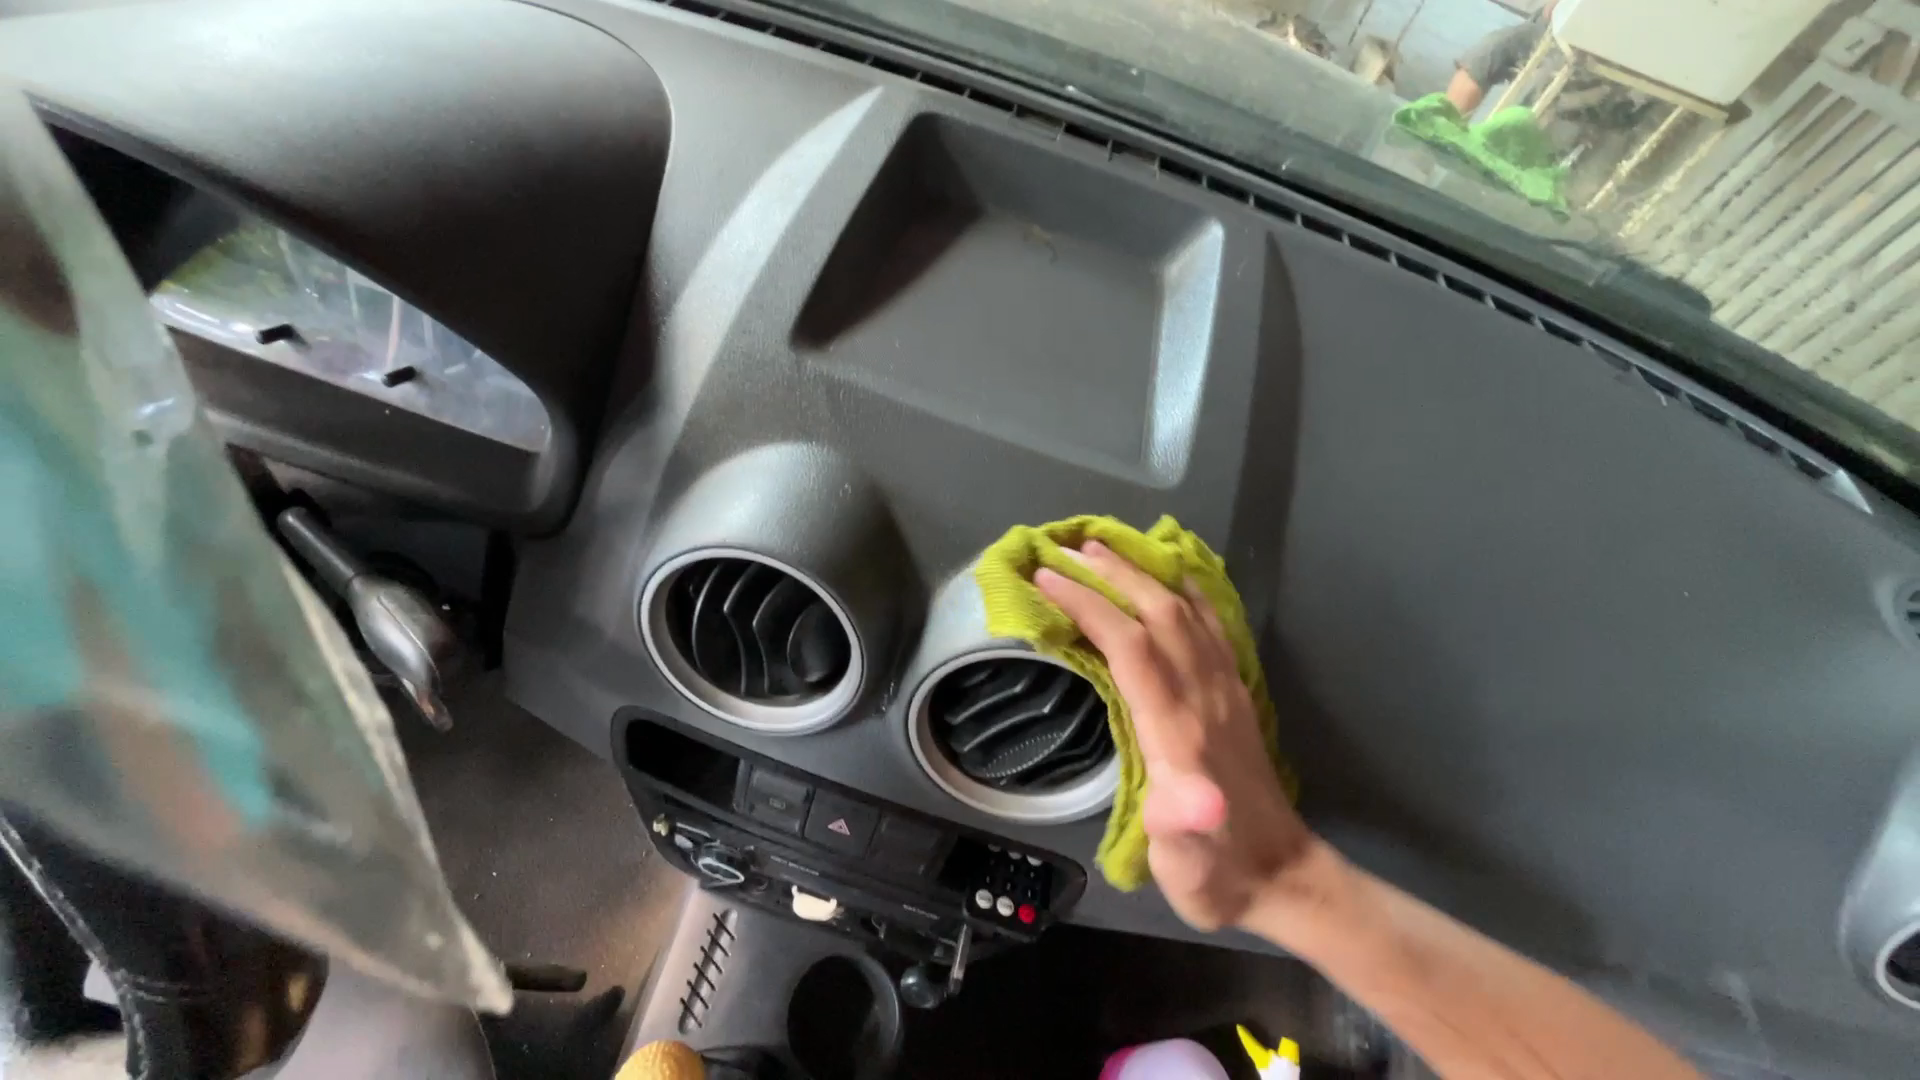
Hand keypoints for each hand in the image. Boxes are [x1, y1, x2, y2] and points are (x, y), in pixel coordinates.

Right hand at [1034, 542, 1316, 930]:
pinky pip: (1213, 626)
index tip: (1048, 578)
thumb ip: (1181, 832)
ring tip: (1103, 550)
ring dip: (1142, 573)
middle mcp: (1204, 697)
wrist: (1281, 875)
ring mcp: (1225, 690)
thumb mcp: (1189, 870)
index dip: (1090, 606)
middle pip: (1158, 613)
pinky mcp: (1237, 693)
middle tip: (1065, 549)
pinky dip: (1187, 590)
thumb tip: (1185, 801)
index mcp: (1178, 733)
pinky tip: (1170, 576)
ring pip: (1185, 611)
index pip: (1132, 647)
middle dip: (1110, 574)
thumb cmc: (1216, 874)